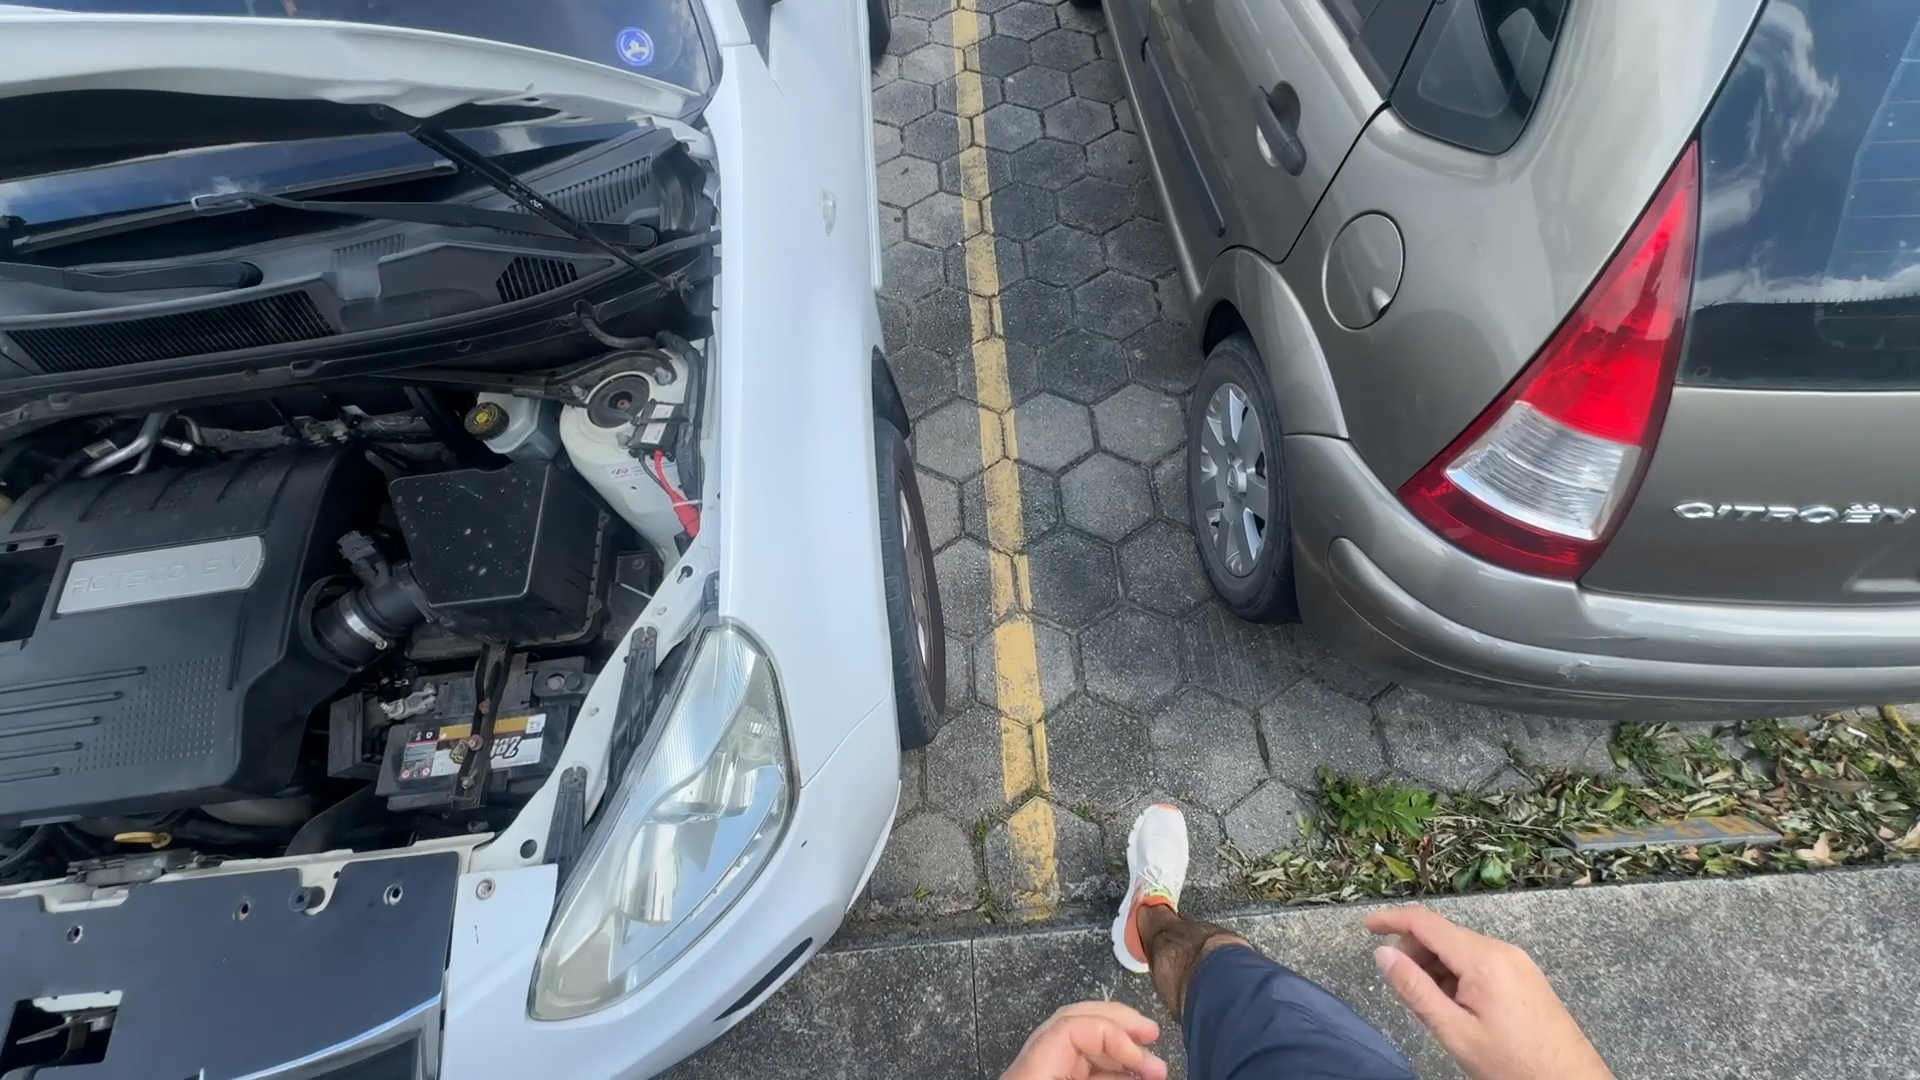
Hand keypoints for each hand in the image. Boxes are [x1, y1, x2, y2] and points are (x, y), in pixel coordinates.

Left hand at [1001, 1001, 1168, 1079]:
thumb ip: (1107, 1079)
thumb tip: (1148, 1067)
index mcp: (1028, 1072)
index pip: (1068, 1026)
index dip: (1111, 1031)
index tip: (1145, 1056)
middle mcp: (1029, 1068)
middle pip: (1071, 1022)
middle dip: (1116, 1023)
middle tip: (1153, 1033)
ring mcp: (1036, 1076)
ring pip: (1077, 1048)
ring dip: (1118, 1051)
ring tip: (1154, 1064)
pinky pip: (1079, 1071)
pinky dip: (1108, 1072)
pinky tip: (1135, 1077)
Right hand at [1366, 905, 1612, 1079]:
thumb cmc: (1516, 1069)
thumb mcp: (1456, 1034)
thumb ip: (1415, 990)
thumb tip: (1382, 953)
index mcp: (1482, 958)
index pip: (1423, 921)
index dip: (1390, 919)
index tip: (1365, 928)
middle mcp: (1501, 950)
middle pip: (1441, 934)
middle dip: (1413, 952)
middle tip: (1401, 986)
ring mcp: (1518, 963)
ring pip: (1459, 949)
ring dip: (1434, 967)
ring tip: (1431, 1004)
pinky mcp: (1527, 978)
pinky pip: (1479, 962)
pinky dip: (1456, 975)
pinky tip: (1457, 1006)